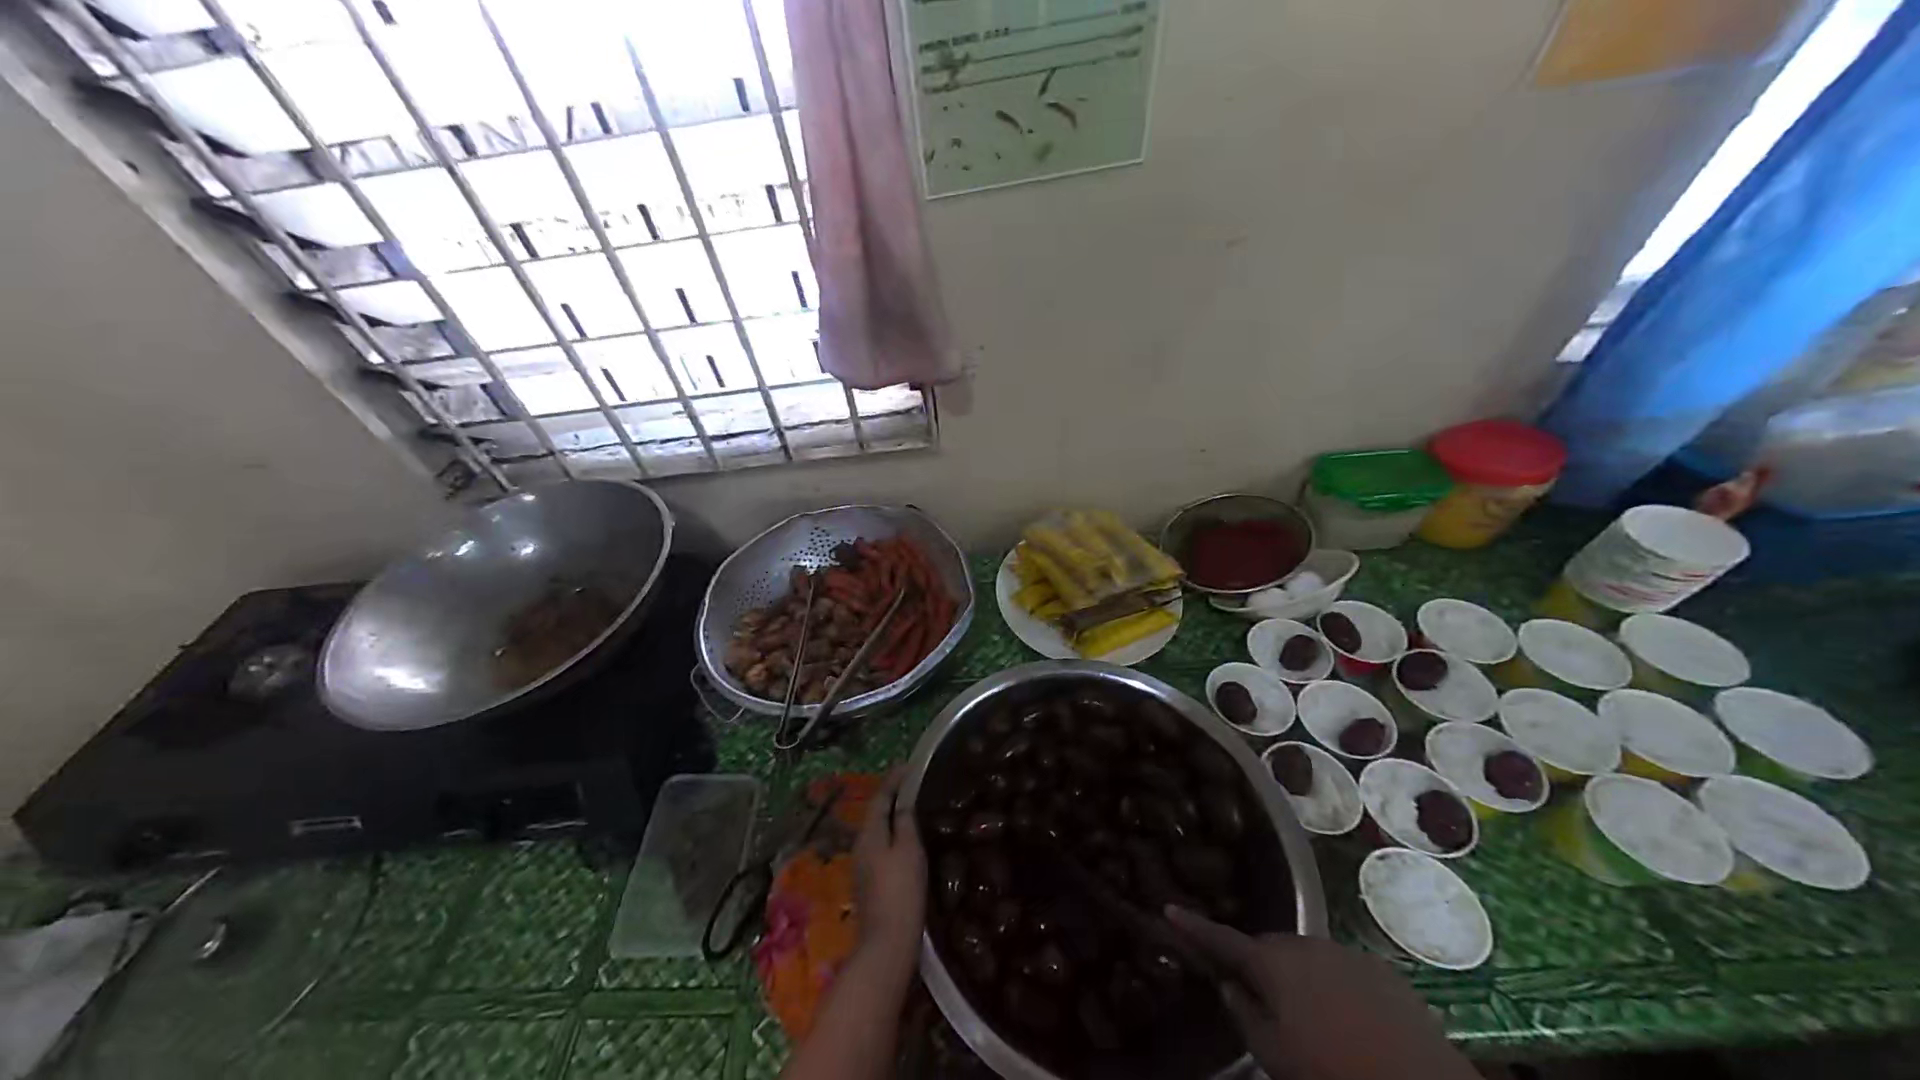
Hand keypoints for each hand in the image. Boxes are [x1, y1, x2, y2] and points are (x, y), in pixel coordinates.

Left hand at [854, 769, 925, 958]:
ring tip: (915, 808)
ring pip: (879, 832)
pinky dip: (894, 836)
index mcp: (869, 834)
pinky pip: (882, 848)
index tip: (909, 765)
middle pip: (876, 814)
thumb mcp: (909, 851)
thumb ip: (906, 822)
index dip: (894, 780)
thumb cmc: (901, 892)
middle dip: (893, 796)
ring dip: (894, 817)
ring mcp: (863, 868)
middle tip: (915, 784)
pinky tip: (909, 842)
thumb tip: (904, 799)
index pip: (880, 797)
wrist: (887, 944)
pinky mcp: (870, 885)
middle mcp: (860, 847)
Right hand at [1165, 906, 1476, 1079]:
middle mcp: (1304, 944)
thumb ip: (1243, 1013)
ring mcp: (1345, 953)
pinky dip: (1334, 986)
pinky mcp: (1382, 970)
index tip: (1169, 909)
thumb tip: (1229, 985)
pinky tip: (1347, 1020)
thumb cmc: (1332, 1072)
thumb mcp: (1273, 1055)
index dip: (1192, 926)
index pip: (1221, 938)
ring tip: (1309, 1017)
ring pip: (1306, 958)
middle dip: (1258, 965)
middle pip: (1267, 948)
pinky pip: (1341, 969)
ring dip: (1298, 977)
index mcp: (1271, 962)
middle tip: (1257, 998)